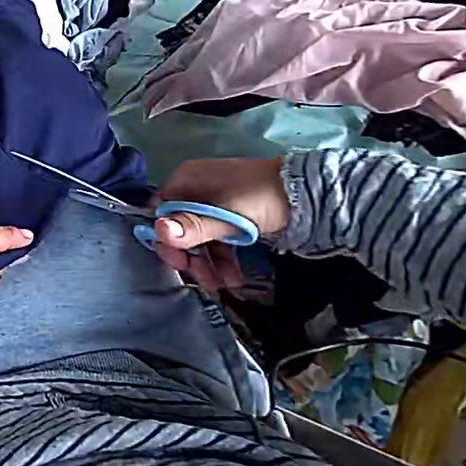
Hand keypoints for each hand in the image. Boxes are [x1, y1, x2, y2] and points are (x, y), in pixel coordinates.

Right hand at [149, 157, 288, 291]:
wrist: (306, 193)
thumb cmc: (259, 198)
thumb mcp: (224, 215)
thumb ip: (192, 226)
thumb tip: (158, 232)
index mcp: (186, 180)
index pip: (161, 212)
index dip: (166, 239)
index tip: (177, 262)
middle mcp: (195, 189)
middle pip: (180, 228)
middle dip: (190, 257)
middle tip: (200, 278)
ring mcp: (214, 203)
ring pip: (200, 238)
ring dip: (207, 263)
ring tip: (219, 285)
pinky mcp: (230, 216)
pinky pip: (217, 239)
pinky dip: (222, 258)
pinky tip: (232, 278)